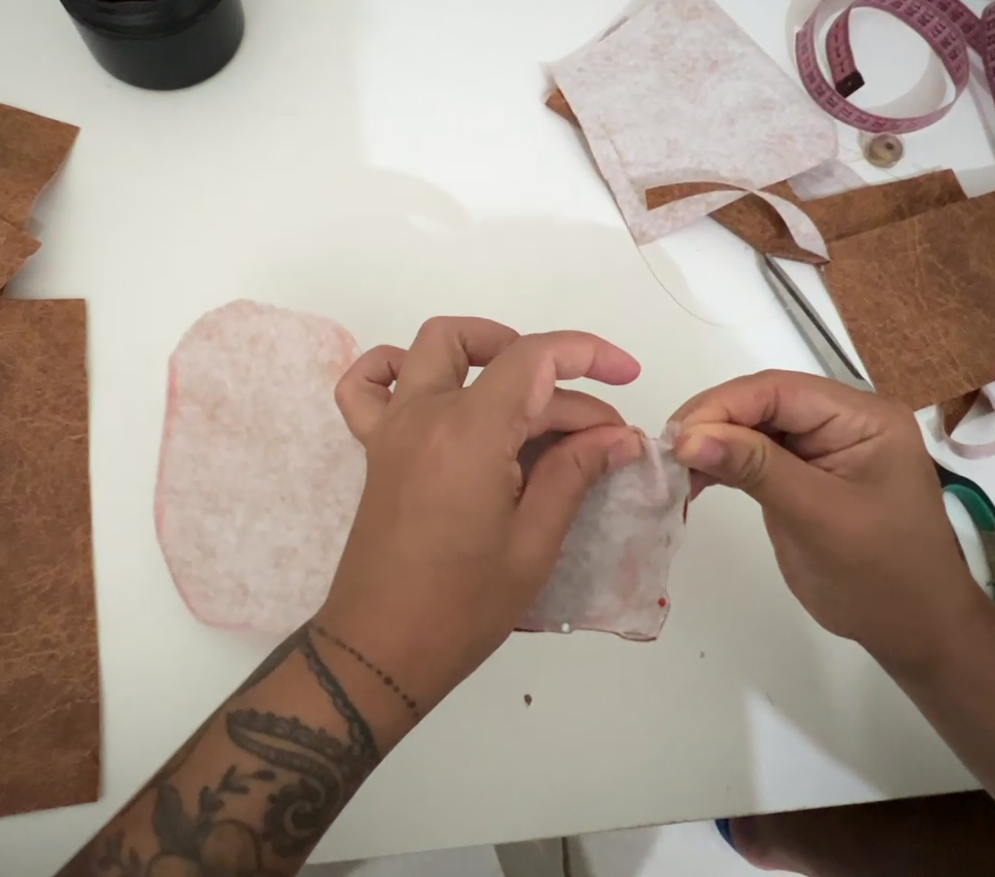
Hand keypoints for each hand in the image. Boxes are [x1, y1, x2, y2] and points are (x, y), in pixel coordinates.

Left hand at [323, 317, 644, 710]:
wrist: (382, 647)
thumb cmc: (463, 607)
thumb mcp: (534, 543)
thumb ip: (574, 474)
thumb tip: (619, 439)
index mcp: (470, 434)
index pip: (533, 359)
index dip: (588, 353)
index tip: (627, 375)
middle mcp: (425, 414)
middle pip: (496, 353)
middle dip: (556, 374)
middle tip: (590, 431)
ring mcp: (393, 426)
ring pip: (433, 346)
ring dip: (485, 349)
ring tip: (525, 394)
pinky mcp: (376, 446)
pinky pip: (367, 384)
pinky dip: (397, 367)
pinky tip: (437, 389)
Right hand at [669, 370, 990, 670]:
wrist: (912, 631)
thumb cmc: (880, 575)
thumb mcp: (818, 517)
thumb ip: (755, 468)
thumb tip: (687, 438)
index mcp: (862, 417)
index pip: (778, 390)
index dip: (722, 406)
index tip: (677, 438)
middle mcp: (839, 419)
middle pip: (759, 402)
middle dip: (710, 423)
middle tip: (666, 454)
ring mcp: (818, 445)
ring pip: (748, 425)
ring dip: (709, 443)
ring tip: (674, 470)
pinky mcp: (798, 470)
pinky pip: (750, 453)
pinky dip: (719, 463)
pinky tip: (693, 481)